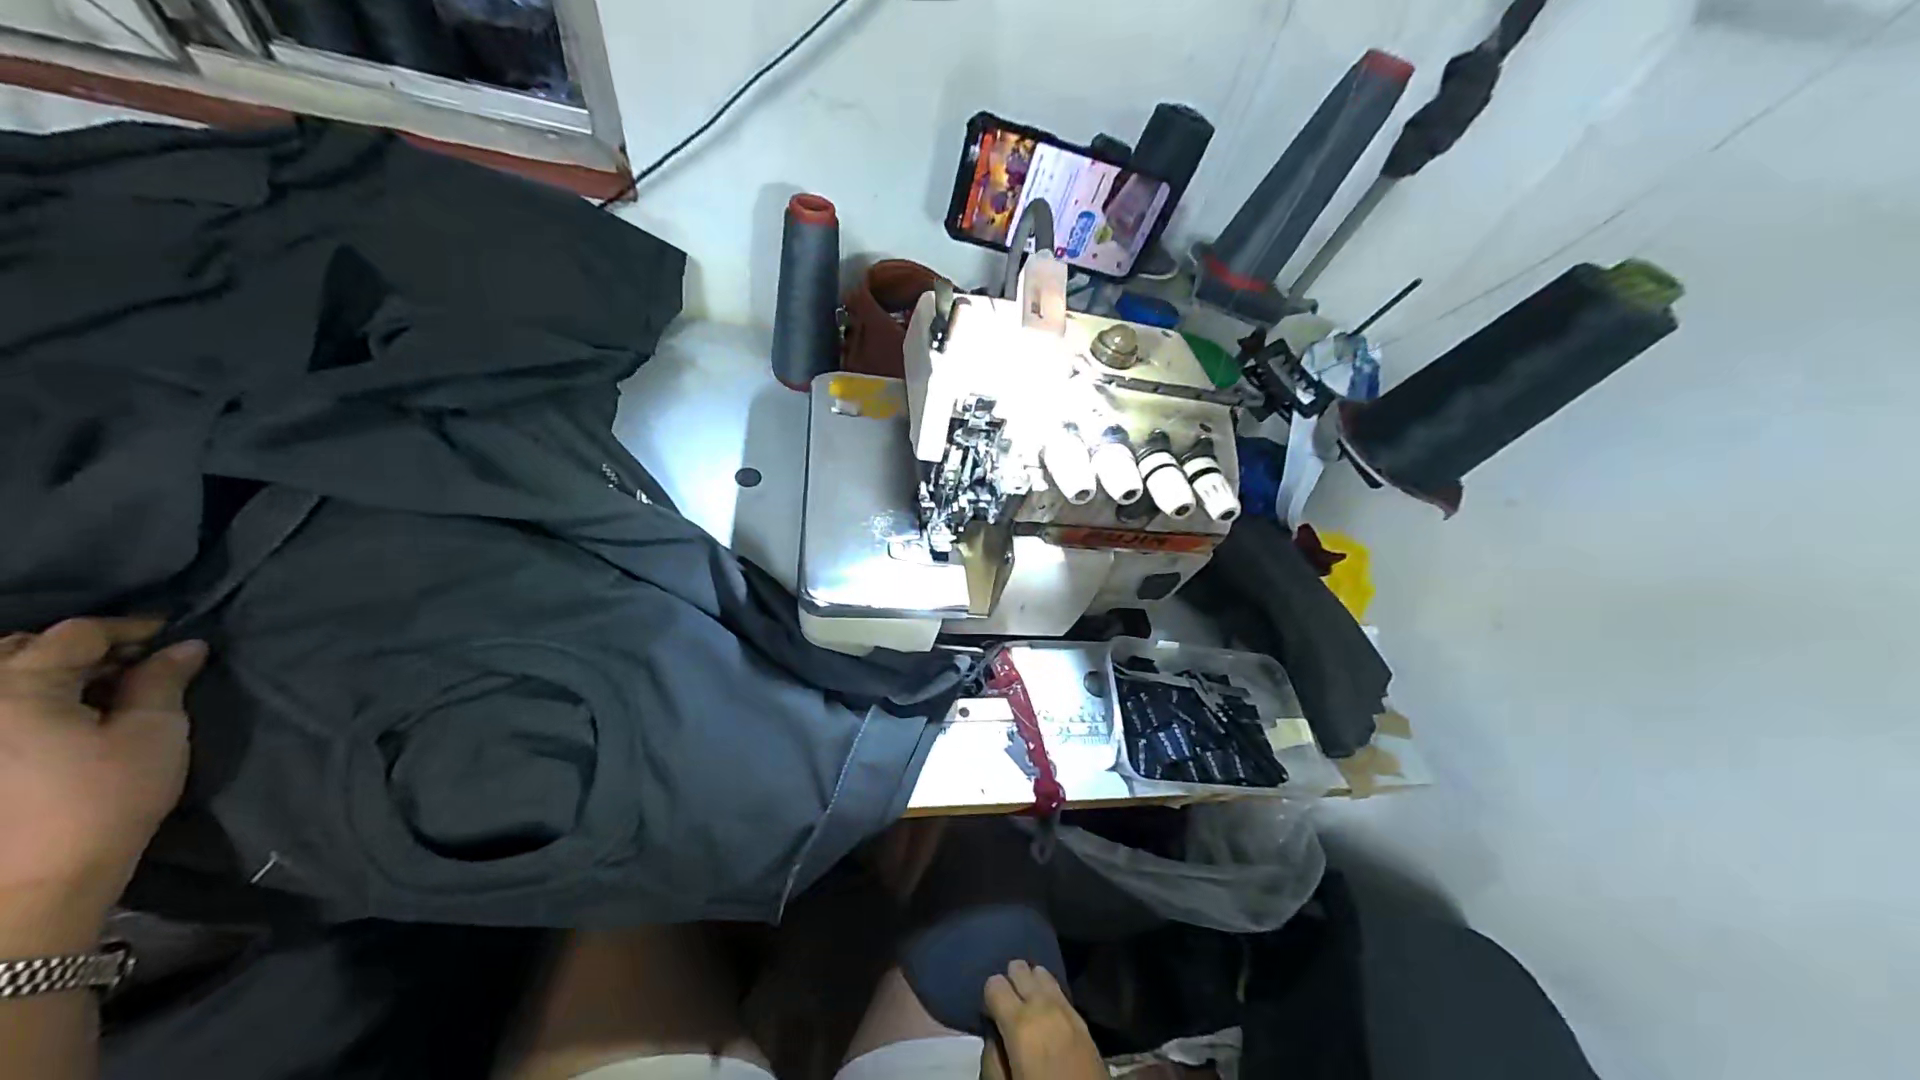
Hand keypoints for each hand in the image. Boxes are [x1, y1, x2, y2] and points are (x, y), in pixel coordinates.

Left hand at [0, 618, 205, 955]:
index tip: (170, 634)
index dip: (129, 628)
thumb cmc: (105, 799)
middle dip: (80, 650)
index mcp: (14, 688)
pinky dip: (27, 702)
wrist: (39, 882)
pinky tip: (64, 719)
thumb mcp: (153, 733)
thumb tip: (184, 646)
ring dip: (48, 675)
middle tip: (133, 663)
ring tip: (97, 691)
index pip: (76, 635)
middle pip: (20, 650)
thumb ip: (163, 681)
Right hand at [980, 960, 1105, 1079]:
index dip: (989, 997)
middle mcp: (1042, 1006)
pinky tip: (1046, 1011)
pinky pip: (1059, 989)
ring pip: (1041, 972)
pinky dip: (1048, 992)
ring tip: (1028, 1005)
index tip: (992, 1014)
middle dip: (1010, 981)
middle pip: (1019, 968)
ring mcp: (1065, 1008)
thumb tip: (994, 1036)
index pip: (994, 983)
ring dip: (1031, 982)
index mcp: (1019, 1023)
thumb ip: (991, 1059)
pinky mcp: (1082, 1018)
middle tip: (1008, 1006)